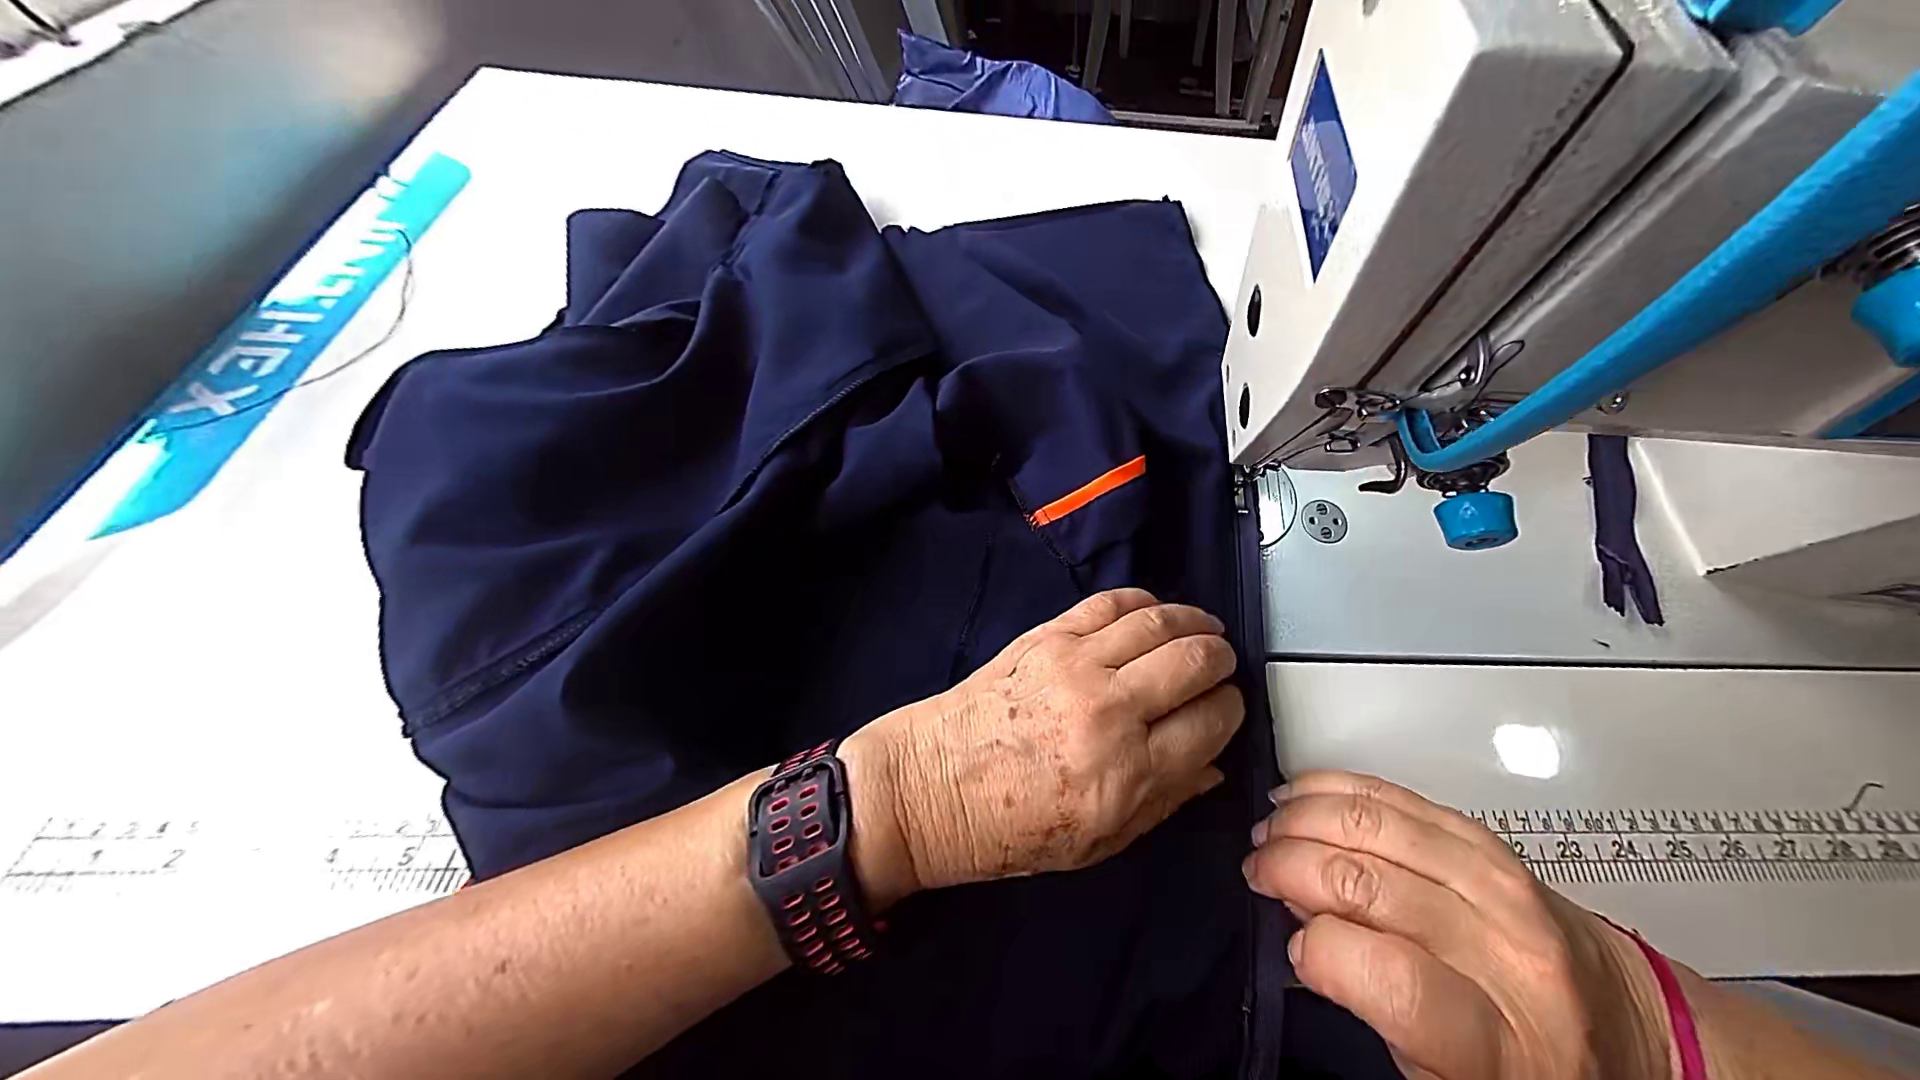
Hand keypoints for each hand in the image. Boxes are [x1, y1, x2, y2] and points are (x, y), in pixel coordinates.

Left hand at [843, 588, 1243, 904]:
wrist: (929, 785)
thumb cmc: (1009, 828)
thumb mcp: (1099, 843)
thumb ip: (1164, 800)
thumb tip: (1211, 763)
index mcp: (1129, 773)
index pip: (1211, 722)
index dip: (1229, 710)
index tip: (1225, 709)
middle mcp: (1109, 710)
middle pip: (1194, 661)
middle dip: (1220, 660)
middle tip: (1220, 665)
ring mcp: (1075, 664)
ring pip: (1158, 623)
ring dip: (1192, 622)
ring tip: (1202, 630)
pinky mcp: (1045, 636)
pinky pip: (1108, 603)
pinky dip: (1141, 601)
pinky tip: (1154, 611)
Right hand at [1242, 771, 1674, 1079]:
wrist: (1625, 1025)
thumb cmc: (1523, 1063)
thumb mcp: (1441, 1070)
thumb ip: (1366, 999)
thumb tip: (1297, 915)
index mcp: (1498, 1039)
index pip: (1390, 977)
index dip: (1317, 951)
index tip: (1292, 944)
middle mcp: (1504, 952)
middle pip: (1365, 883)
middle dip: (1288, 866)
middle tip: (1258, 871)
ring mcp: (1499, 884)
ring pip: (1371, 824)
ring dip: (1301, 819)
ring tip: (1270, 832)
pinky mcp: (1487, 839)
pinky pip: (1393, 793)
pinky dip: (1332, 788)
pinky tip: (1300, 797)